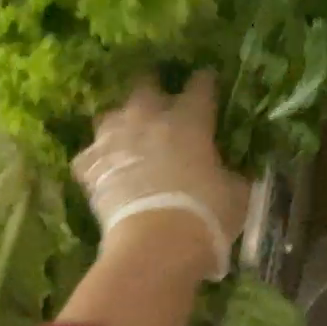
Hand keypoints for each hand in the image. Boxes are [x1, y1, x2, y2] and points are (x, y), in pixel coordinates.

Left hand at [72, 72, 250, 280]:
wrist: (157, 244)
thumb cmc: (205, 216)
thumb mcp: (236, 197)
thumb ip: (233, 178)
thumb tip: (233, 176)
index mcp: (189, 121)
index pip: (200, 89)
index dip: (205, 84)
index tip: (207, 81)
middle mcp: (147, 119)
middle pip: (145, 87)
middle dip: (153, 91)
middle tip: (160, 103)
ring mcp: (114, 140)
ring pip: (111, 117)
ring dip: (120, 124)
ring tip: (127, 138)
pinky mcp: (90, 168)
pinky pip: (90, 158)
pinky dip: (97, 164)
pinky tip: (104, 173)